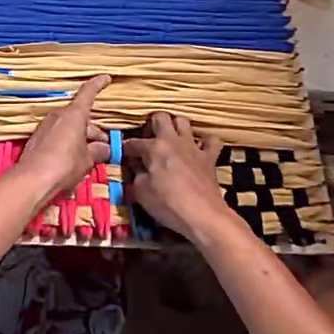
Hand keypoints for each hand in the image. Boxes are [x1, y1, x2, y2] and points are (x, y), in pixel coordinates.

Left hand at [13, 75, 111, 193]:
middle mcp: (58, 115)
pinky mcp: (37, 138)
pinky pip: (58, 136)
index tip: (105, 77)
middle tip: (104, 146)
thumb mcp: (87, 159)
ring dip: (81, 137)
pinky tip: (73, 160)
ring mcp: (45, 126)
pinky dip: (68, 143)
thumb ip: (97, 151)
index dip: (97, 85)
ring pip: (69, 127)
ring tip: (91, 156)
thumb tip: (104, 148)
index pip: (87, 93)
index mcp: (73, 115)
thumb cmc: (65, 164)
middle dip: (93, 130)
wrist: (32, 179)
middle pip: (80, 116)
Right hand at [122, 112, 234, 242]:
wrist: (203, 216)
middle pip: (161, 117)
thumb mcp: (141, 193)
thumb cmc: (168, 204)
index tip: (122, 156)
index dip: (125, 149)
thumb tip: (136, 171)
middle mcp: (173, 140)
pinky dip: (205, 143)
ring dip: (177, 127)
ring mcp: (193, 147)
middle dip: (152, 124)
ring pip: (184, 122)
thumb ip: (136, 177)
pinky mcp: (210, 157)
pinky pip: (211, 141)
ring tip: (172, 139)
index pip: (133, 143)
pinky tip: (199, 150)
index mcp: (154, 147)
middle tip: (149, 138)